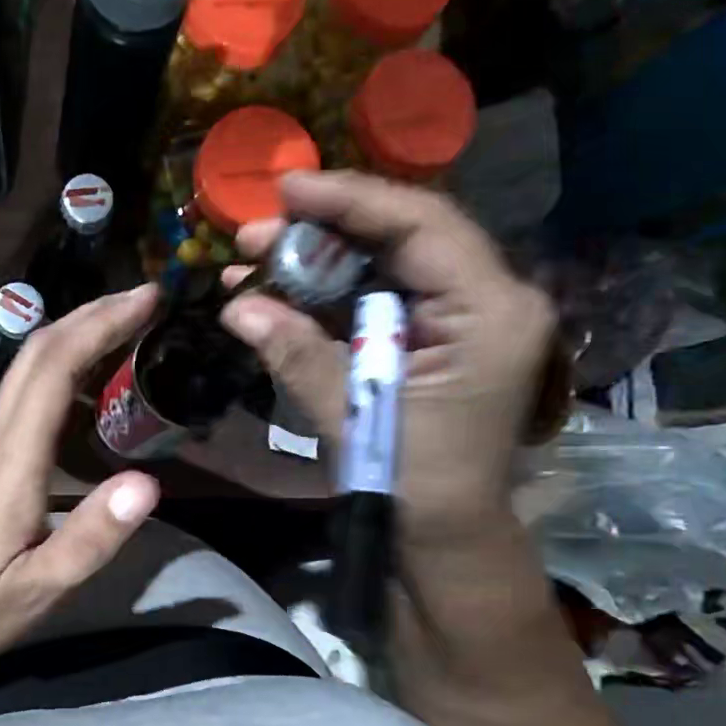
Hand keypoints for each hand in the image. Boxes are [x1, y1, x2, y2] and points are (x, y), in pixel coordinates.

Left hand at [0, 286, 162, 665]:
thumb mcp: (42, 588)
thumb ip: (92, 538)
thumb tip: (147, 482)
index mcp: (10, 461)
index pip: (52, 369)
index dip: (100, 324)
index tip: (148, 298)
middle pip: (37, 353)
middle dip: (92, 314)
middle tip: (148, 298)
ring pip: (28, 367)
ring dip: (77, 333)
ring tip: (130, 324)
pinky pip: (25, 391)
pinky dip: (63, 364)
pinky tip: (91, 375)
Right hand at [220, 171, 554, 543]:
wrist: (442, 536)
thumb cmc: (414, 484)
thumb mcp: (353, 416)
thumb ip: (299, 354)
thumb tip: (236, 305)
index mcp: (489, 311)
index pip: (420, 226)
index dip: (349, 200)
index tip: (286, 189)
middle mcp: (483, 301)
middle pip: (400, 238)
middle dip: (322, 230)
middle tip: (252, 232)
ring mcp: (455, 321)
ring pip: (381, 267)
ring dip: (314, 262)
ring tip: (250, 259)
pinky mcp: (427, 342)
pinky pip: (372, 302)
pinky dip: (321, 298)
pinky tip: (272, 295)